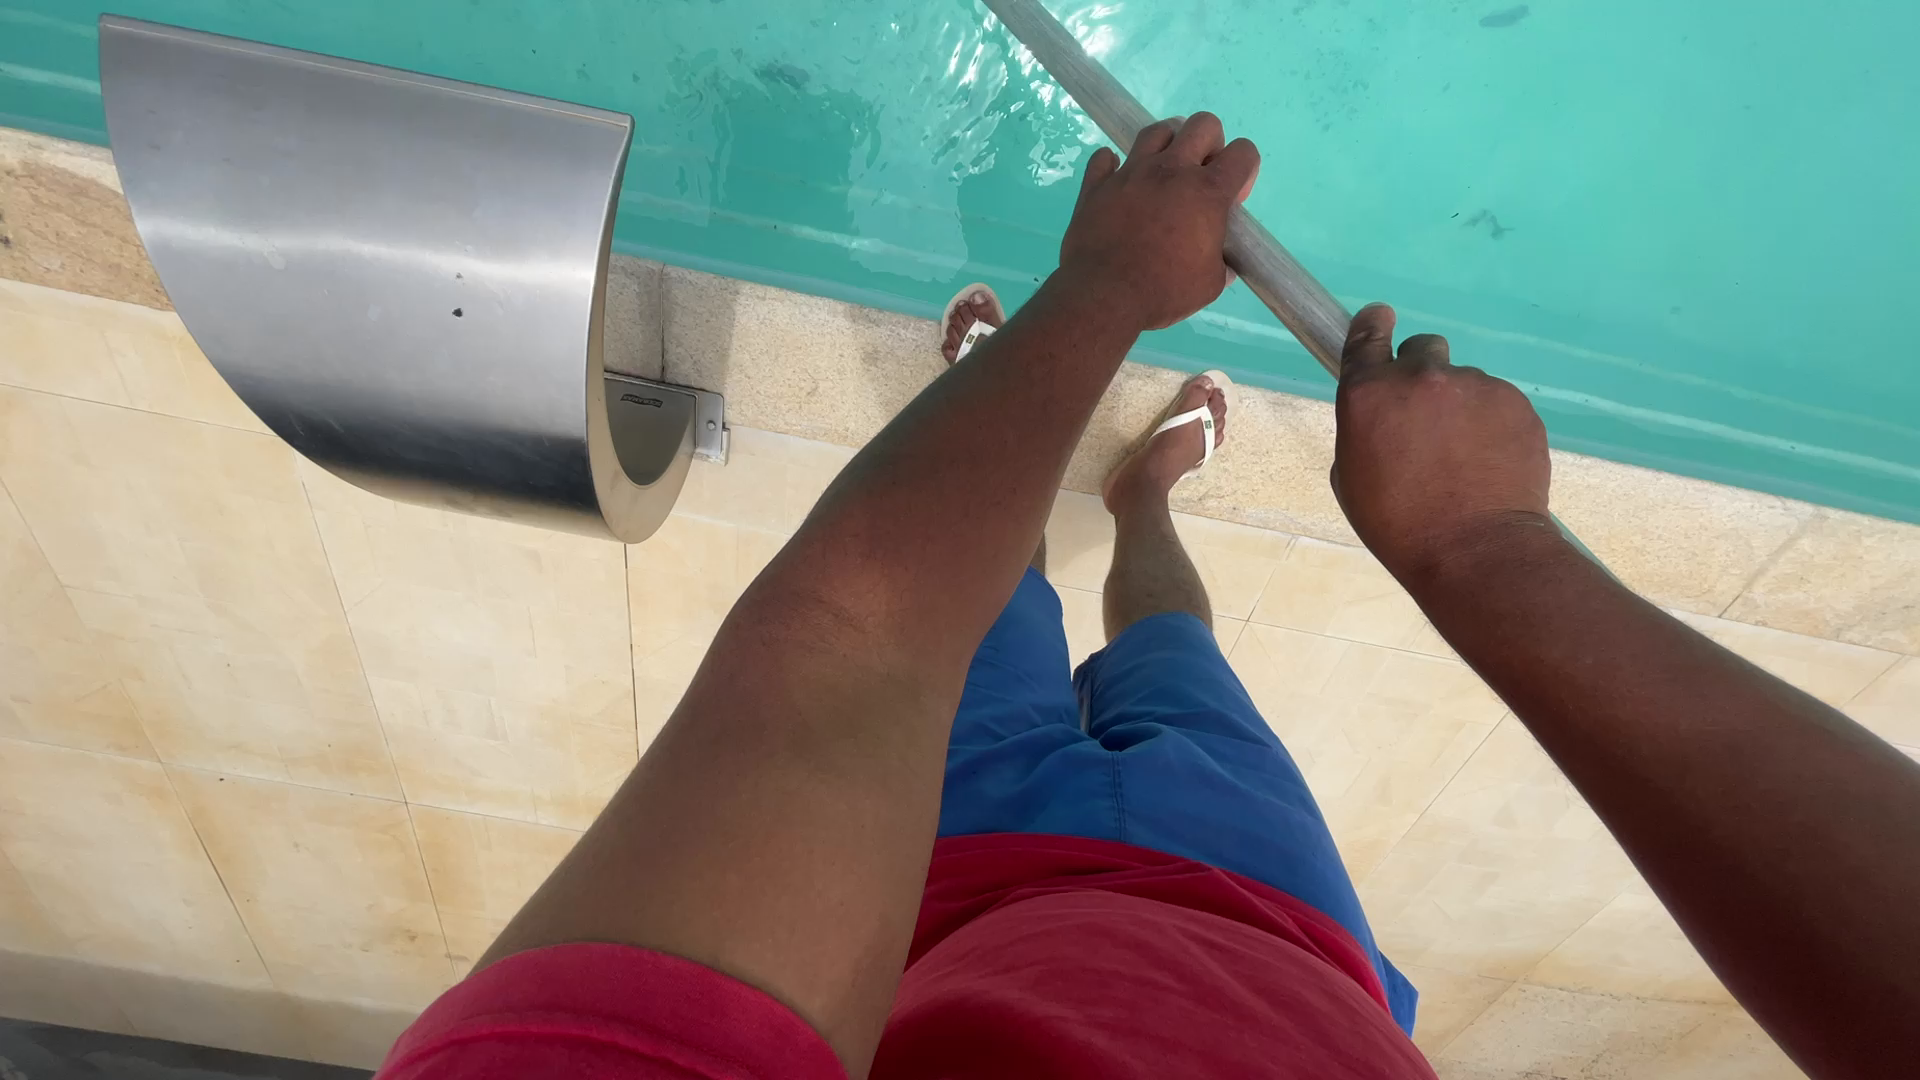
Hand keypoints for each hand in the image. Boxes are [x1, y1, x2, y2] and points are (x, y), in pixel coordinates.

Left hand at [1058, 113, 1259, 332]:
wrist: (1104, 298)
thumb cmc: (1163, 293)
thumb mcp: (1208, 286)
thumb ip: (1220, 265)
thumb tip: (1222, 265)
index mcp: (1207, 192)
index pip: (1243, 153)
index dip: (1244, 171)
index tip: (1231, 199)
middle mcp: (1170, 171)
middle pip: (1202, 124)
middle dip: (1208, 144)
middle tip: (1198, 178)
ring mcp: (1130, 174)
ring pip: (1155, 132)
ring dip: (1165, 145)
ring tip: (1160, 175)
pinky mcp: (1096, 187)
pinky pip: (1102, 158)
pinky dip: (1110, 166)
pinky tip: (1116, 185)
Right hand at [1330, 304, 1555, 582]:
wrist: (1471, 547)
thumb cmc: (1393, 520)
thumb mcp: (1351, 472)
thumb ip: (1366, 427)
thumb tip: (1389, 416)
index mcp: (1368, 394)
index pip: (1367, 334)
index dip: (1373, 325)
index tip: (1379, 320)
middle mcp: (1420, 378)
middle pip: (1421, 349)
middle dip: (1418, 373)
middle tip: (1423, 416)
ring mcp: (1475, 386)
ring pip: (1462, 381)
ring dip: (1456, 404)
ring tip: (1461, 454)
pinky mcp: (1517, 403)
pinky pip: (1495, 402)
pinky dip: (1488, 422)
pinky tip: (1486, 460)